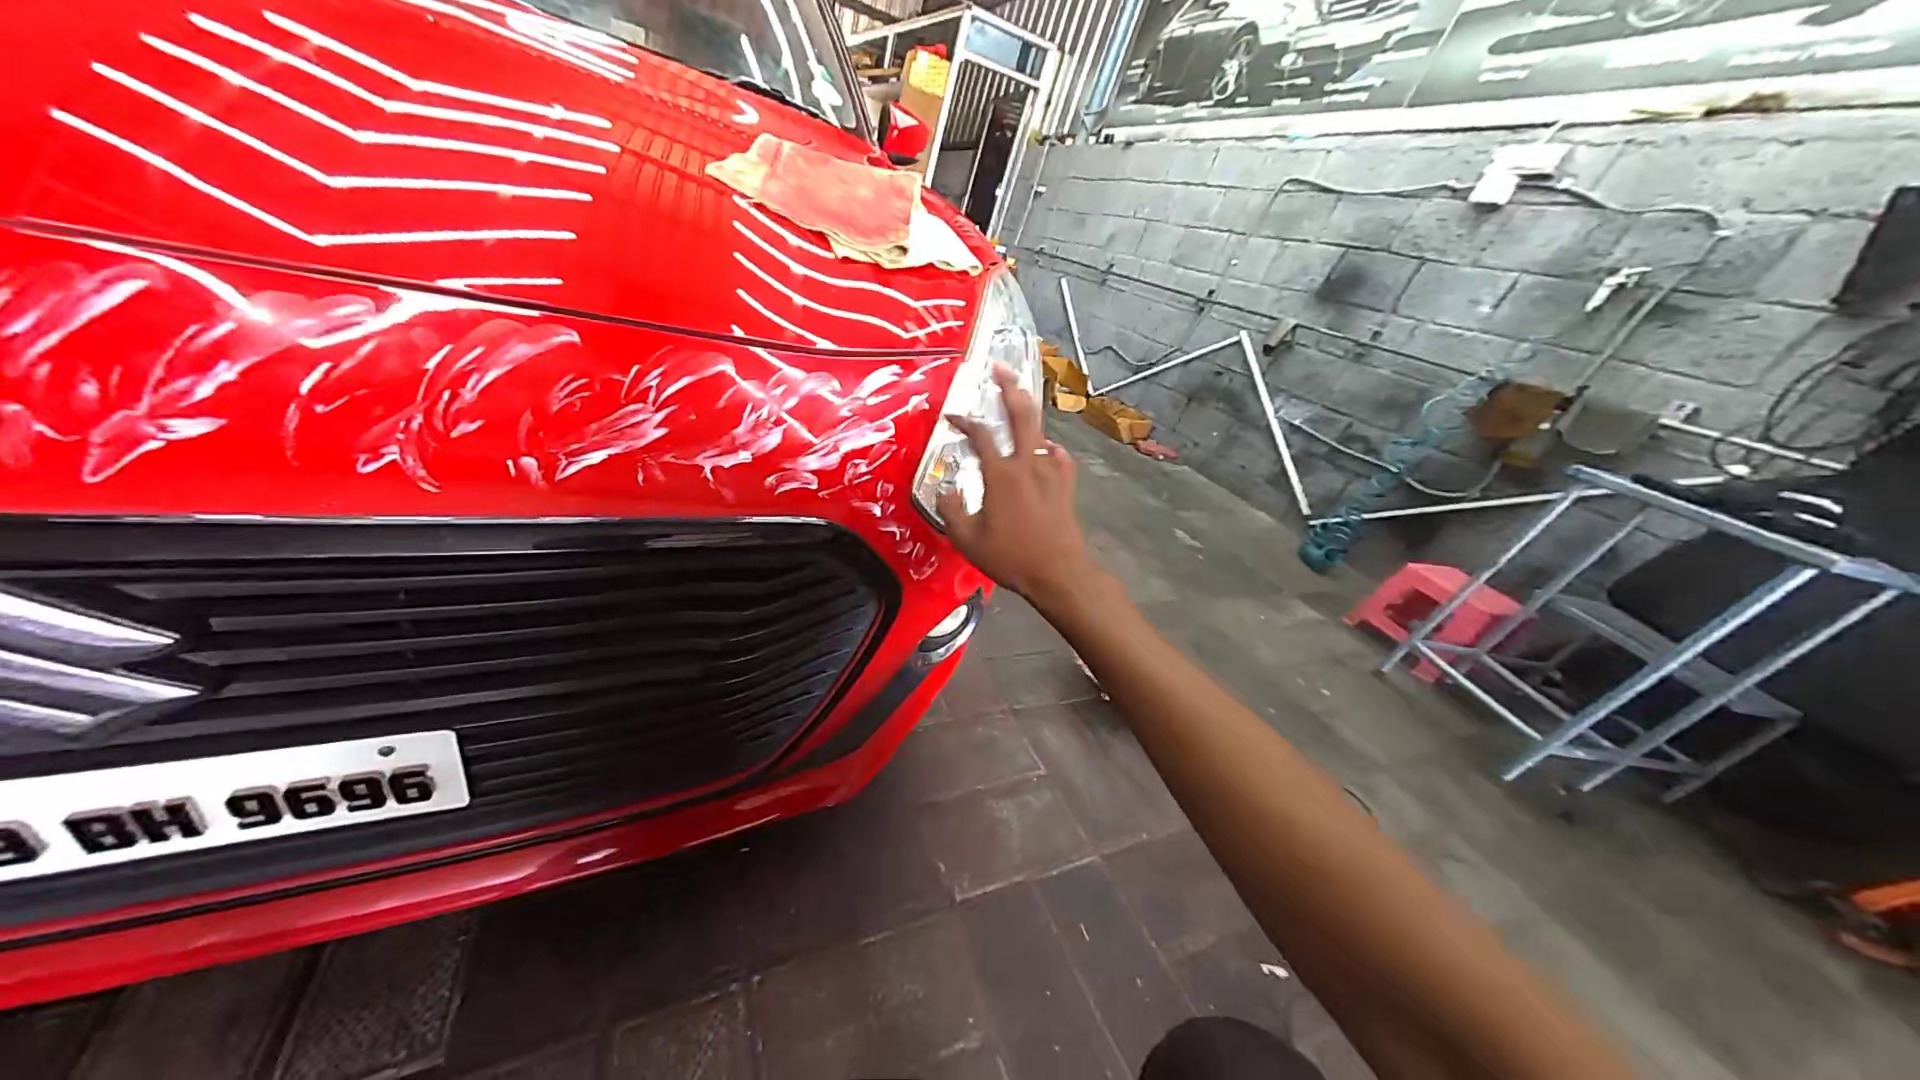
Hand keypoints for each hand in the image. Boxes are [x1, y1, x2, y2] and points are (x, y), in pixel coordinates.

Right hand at [935, 365, 1102, 613]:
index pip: (980, 435)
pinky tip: (1043, 448)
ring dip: (1027, 413)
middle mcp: (1028, 465)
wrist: (1058, 573)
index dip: (963, 420)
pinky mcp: (1065, 486)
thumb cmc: (1011, 558)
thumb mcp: (967, 540)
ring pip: (1040, 431)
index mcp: (1001, 475)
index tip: (951, 416)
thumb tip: (947, 491)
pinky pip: (1058, 456)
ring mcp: (1050, 473)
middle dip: (1009, 387)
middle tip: (1000, 368)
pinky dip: (1048, 447)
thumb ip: (951, 510)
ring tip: (1017, 402)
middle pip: (1021, 414)